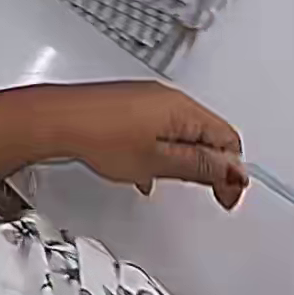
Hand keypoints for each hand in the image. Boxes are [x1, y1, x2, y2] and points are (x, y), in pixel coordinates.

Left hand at [0, 82, 248, 208]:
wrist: (59, 119)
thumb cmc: (101, 136)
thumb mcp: (159, 162)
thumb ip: (200, 167)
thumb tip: (234, 170)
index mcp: (182, 109)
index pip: (228, 139)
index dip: (231, 172)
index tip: (224, 197)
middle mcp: (168, 98)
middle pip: (207, 133)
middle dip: (209, 165)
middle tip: (203, 191)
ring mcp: (147, 98)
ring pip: (181, 132)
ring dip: (181, 159)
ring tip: (165, 180)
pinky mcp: (130, 103)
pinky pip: (159, 127)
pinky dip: (160, 149)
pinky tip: (143, 169)